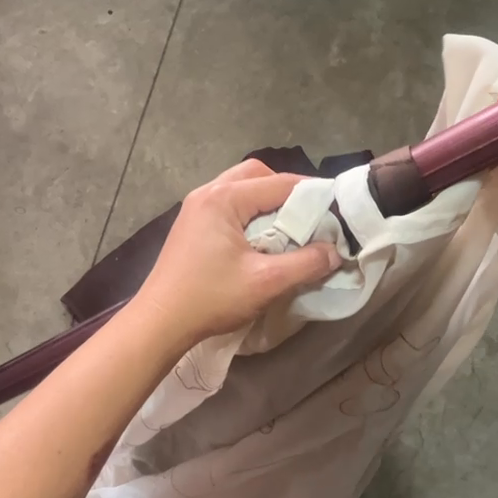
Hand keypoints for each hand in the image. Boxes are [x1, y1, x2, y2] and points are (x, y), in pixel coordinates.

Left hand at [129, 160, 342, 346]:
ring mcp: (195, 208)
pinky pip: (228, 205)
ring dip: (267, 202)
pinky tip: (262, 238)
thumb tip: (335, 252)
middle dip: (287, 191)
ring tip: (289, 228)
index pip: (280, 183)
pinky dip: (250, 213)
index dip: (313, 195)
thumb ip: (306, 263)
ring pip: (241, 189)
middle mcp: (207, 193)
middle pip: (257, 175)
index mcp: (224, 199)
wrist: (160, 322)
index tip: (337, 210)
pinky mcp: (191, 225)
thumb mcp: (266, 282)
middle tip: (310, 216)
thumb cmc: (210, 299)